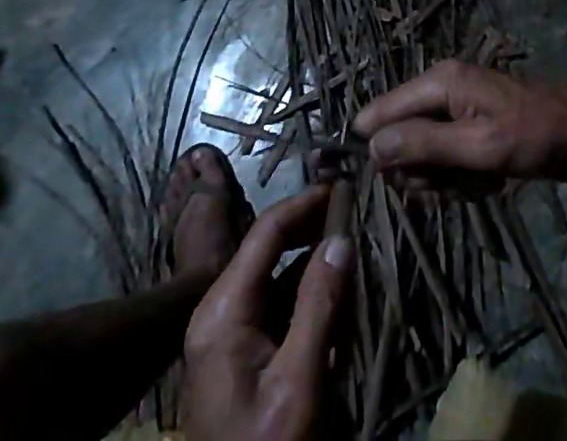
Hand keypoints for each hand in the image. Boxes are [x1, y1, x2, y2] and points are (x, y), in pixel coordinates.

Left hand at [183, 185, 354, 440]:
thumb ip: (319, 306)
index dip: (303, 204)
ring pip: (272, 271)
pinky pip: (273, 299)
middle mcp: (217, 307)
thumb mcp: (298, 381)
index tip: (341, 186)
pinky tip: (332, 279)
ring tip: (347, 232)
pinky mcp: (237, 348)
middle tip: (349, 206)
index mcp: (222, 308)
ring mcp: (225, 329)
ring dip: (308, 251)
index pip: (265, 233)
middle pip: (265, 246)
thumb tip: (341, 239)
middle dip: (307, 223)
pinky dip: (302, 283)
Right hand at [351, 60, 566, 183]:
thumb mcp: (481, 145)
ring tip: (478, 181)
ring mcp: (454, 112)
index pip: (380, 113)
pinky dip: (461, 179)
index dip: (381, 150)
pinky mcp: (467, 131)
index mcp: (439, 82)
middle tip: (452, 182)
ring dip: (444, 180)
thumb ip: (424, 144)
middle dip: (421, 171)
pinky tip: (488, 181)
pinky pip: (444, 162)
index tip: (402, 180)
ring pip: (421, 157)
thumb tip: (370, 146)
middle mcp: (440, 91)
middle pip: (398, 139)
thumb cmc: (538, 135)